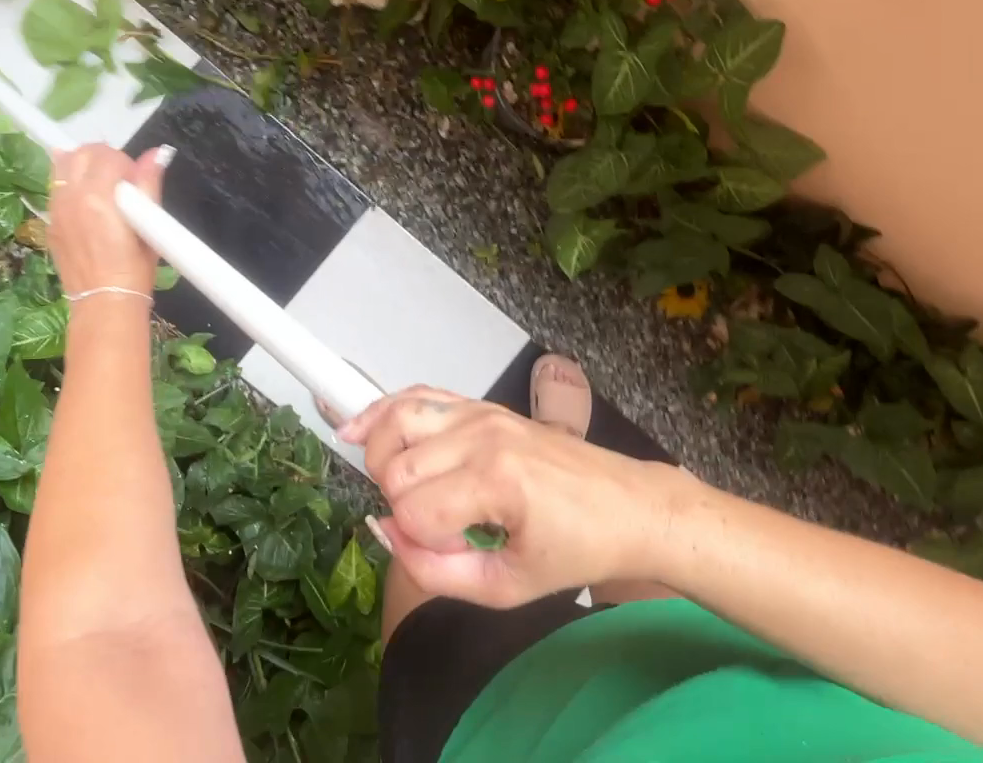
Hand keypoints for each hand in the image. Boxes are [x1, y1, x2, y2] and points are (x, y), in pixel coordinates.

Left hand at [48, 144, 172, 296]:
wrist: (104, 302)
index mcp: (99, 197)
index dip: (128, 164)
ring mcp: (57, 210)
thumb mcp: (150, 226)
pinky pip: (56, 188)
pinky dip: (70, 183)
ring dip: (83, 166)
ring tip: (101, 184)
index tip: (138, 181)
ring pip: (63, 165)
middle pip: (82, 153)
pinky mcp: (51, 223)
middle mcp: (72, 198)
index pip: (110, 156)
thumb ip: (149, 184)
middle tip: (122, 178)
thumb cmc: (134, 269)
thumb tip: (157, 154)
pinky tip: (86, 199)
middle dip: (104, 157)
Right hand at [338, 387, 695, 607]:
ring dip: (381, 458)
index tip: (454, 552)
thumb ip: (436, 571)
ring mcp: (480, 412)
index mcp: (496, 481)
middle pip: (394, 467)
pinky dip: (381, 409)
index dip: (420, 543)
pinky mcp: (481, 405)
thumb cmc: (576, 550)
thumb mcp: (510, 587)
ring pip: (395, 421)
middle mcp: (482, 435)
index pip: (413, 512)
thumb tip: (385, 532)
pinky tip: (353, 426)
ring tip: (396, 488)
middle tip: (441, 528)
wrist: (629, 506)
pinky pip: (418, 395)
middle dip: (400, 506)